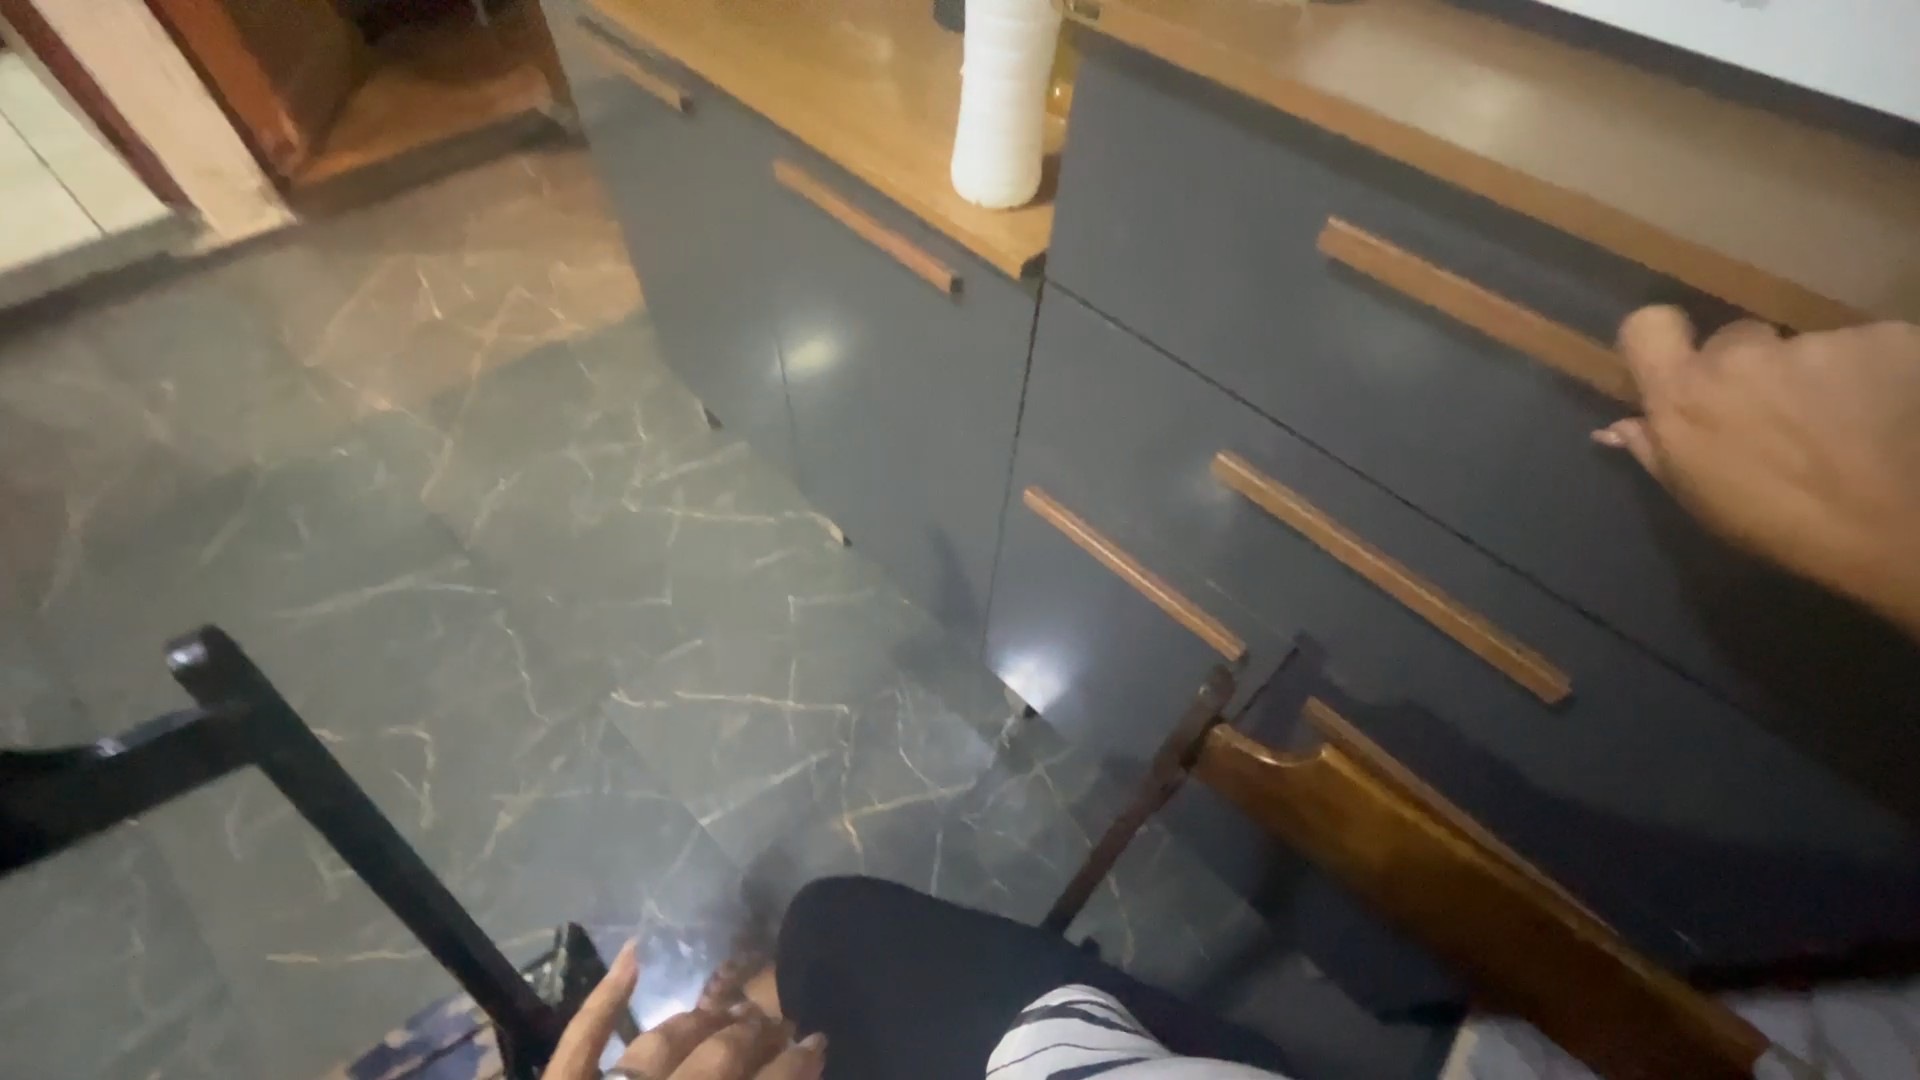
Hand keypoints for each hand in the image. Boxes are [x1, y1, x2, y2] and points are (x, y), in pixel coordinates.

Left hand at [541, 940, 825, 1079]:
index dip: (796, 1065)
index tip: (818, 1045)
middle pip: (719, 1057)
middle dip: (757, 1037)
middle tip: (779, 1027)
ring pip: (662, 1040)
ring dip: (702, 1019)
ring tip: (730, 1011)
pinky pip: (581, 1041)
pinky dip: (604, 999)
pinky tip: (633, 956)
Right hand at [1596, 307, 1919, 636]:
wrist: (1893, 528)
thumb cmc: (1769, 518)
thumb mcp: (1692, 489)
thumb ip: (1652, 446)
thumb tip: (1616, 426)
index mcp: (1682, 392)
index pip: (1647, 325)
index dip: (1658, 337)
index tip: (1674, 359)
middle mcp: (1741, 355)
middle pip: (1733, 337)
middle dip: (1745, 365)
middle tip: (1769, 408)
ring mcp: (1817, 343)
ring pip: (1804, 346)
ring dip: (1811, 373)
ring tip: (1837, 419)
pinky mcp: (1890, 338)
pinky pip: (1867, 345)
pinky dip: (1872, 370)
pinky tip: (1882, 409)